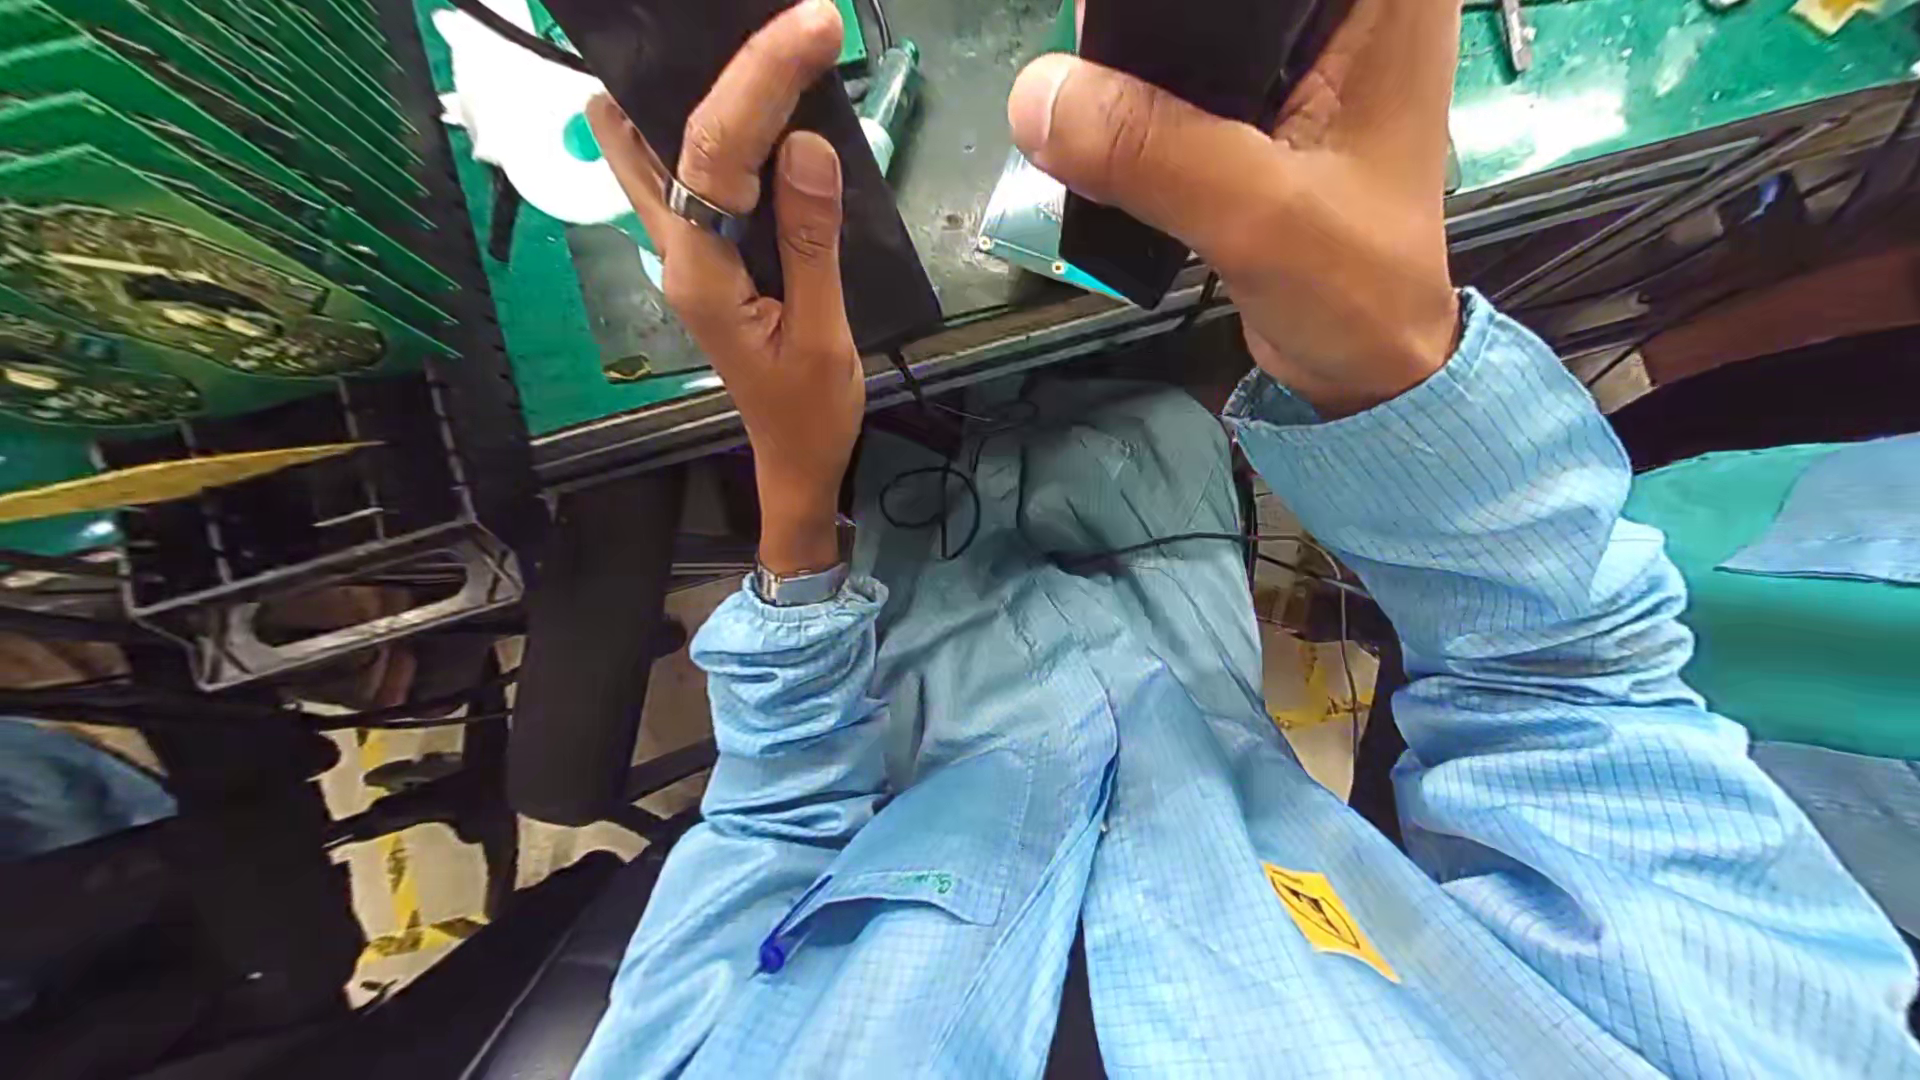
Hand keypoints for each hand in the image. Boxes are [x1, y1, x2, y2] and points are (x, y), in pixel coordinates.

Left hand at [588, 0, 856, 574]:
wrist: (797, 459)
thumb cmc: (812, 413)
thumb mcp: (822, 335)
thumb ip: (811, 244)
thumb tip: (807, 144)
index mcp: (701, 273)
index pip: (716, 150)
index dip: (762, 79)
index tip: (814, 26)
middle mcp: (678, 252)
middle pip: (665, 132)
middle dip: (712, 69)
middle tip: (778, 30)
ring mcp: (688, 256)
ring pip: (660, 149)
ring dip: (697, 93)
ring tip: (762, 58)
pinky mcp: (709, 261)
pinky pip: (694, 178)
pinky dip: (718, 134)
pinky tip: (754, 117)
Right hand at [1009, 0, 1460, 417]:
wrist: (1358, 362)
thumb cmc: (1349, 289)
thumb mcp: (1253, 213)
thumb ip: (1153, 152)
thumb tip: (1033, 98)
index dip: (1152, 5)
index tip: (1093, 41)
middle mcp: (1335, 11)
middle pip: (1199, 4)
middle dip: (1129, 39)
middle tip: (1076, 96)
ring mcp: (1292, 69)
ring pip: (1179, 43)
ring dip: (1122, 83)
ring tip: (1081, 125)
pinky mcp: (1256, 121)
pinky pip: (1175, 96)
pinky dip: (1132, 122)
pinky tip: (1103, 147)